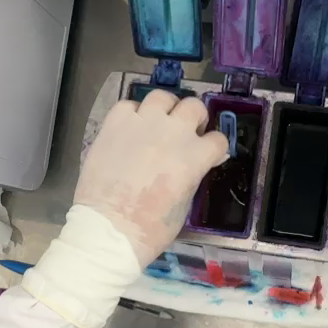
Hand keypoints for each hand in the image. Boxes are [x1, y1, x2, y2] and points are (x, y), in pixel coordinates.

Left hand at [75, 90, 228, 266]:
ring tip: (158, 122)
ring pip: (162, 97)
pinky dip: (133, 114)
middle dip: (195, 119)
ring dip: (165, 108)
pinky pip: (128, 105)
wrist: (109, 230)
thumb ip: (194, 176)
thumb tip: (200, 163)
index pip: (218, 140)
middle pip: (195, 107)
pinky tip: (131, 129)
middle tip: (186, 132)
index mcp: (195, 157)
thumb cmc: (151, 229)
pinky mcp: (115, 124)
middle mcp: (173, 133)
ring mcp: (142, 124)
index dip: (214, 147)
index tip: (208, 153)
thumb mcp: (185, 204)